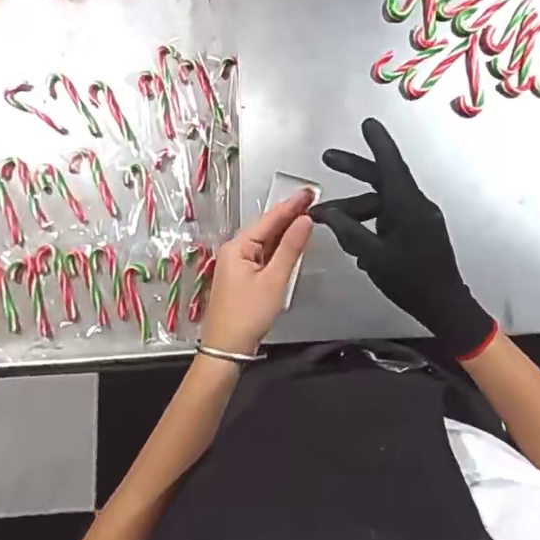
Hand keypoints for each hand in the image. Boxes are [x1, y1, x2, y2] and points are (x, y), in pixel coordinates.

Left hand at [198, 189, 315, 355]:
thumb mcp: (274, 280)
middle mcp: (235, 251)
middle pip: (267, 228)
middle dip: (290, 215)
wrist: (227, 347)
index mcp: (238, 247)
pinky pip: (264, 255)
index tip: (308, 192)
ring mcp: (238, 264)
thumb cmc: (246, 316)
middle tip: (312, 201)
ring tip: (307, 217)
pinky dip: (279, 249)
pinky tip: (292, 244)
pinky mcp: (243, 277)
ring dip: (286, 231)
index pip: (269, 219)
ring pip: (266, 242)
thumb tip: (304, 221)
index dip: (292, 205)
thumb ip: (290, 248)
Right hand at [309, 118, 494, 358]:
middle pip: (381, 180)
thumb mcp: (373, 256)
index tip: (367, 124)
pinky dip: (370, 227)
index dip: (377, 142)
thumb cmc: (411, 280)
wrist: (446, 306)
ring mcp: (419, 220)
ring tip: (328, 223)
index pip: (390, 164)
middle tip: (328, 159)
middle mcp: (415, 206)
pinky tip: (356, 247)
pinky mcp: (419, 234)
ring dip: (355, 212)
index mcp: (408, 206)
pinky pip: (390, 221)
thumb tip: (325, 214)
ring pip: (381, 205)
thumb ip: (348, 231)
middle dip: (354, 170)